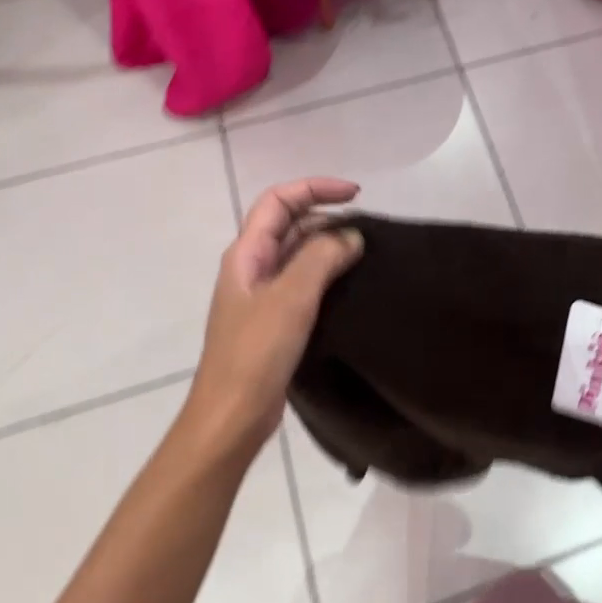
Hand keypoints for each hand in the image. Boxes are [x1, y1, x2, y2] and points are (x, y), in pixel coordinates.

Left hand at [180, 177, 363, 455]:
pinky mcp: (275, 322)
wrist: (233, 414)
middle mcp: (252, 268)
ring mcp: (262, 296)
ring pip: (299, 255)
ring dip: (330, 246)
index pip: (279, 201)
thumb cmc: (256, 352)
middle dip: (327, 216)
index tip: (357, 195)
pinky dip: (329, 276)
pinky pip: (304, 285)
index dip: (315, 188)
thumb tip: (351, 236)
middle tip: (369, 229)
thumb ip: (322, 258)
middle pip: (289, 225)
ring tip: (368, 254)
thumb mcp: (292, 297)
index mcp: (246, 254)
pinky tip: (353, 287)